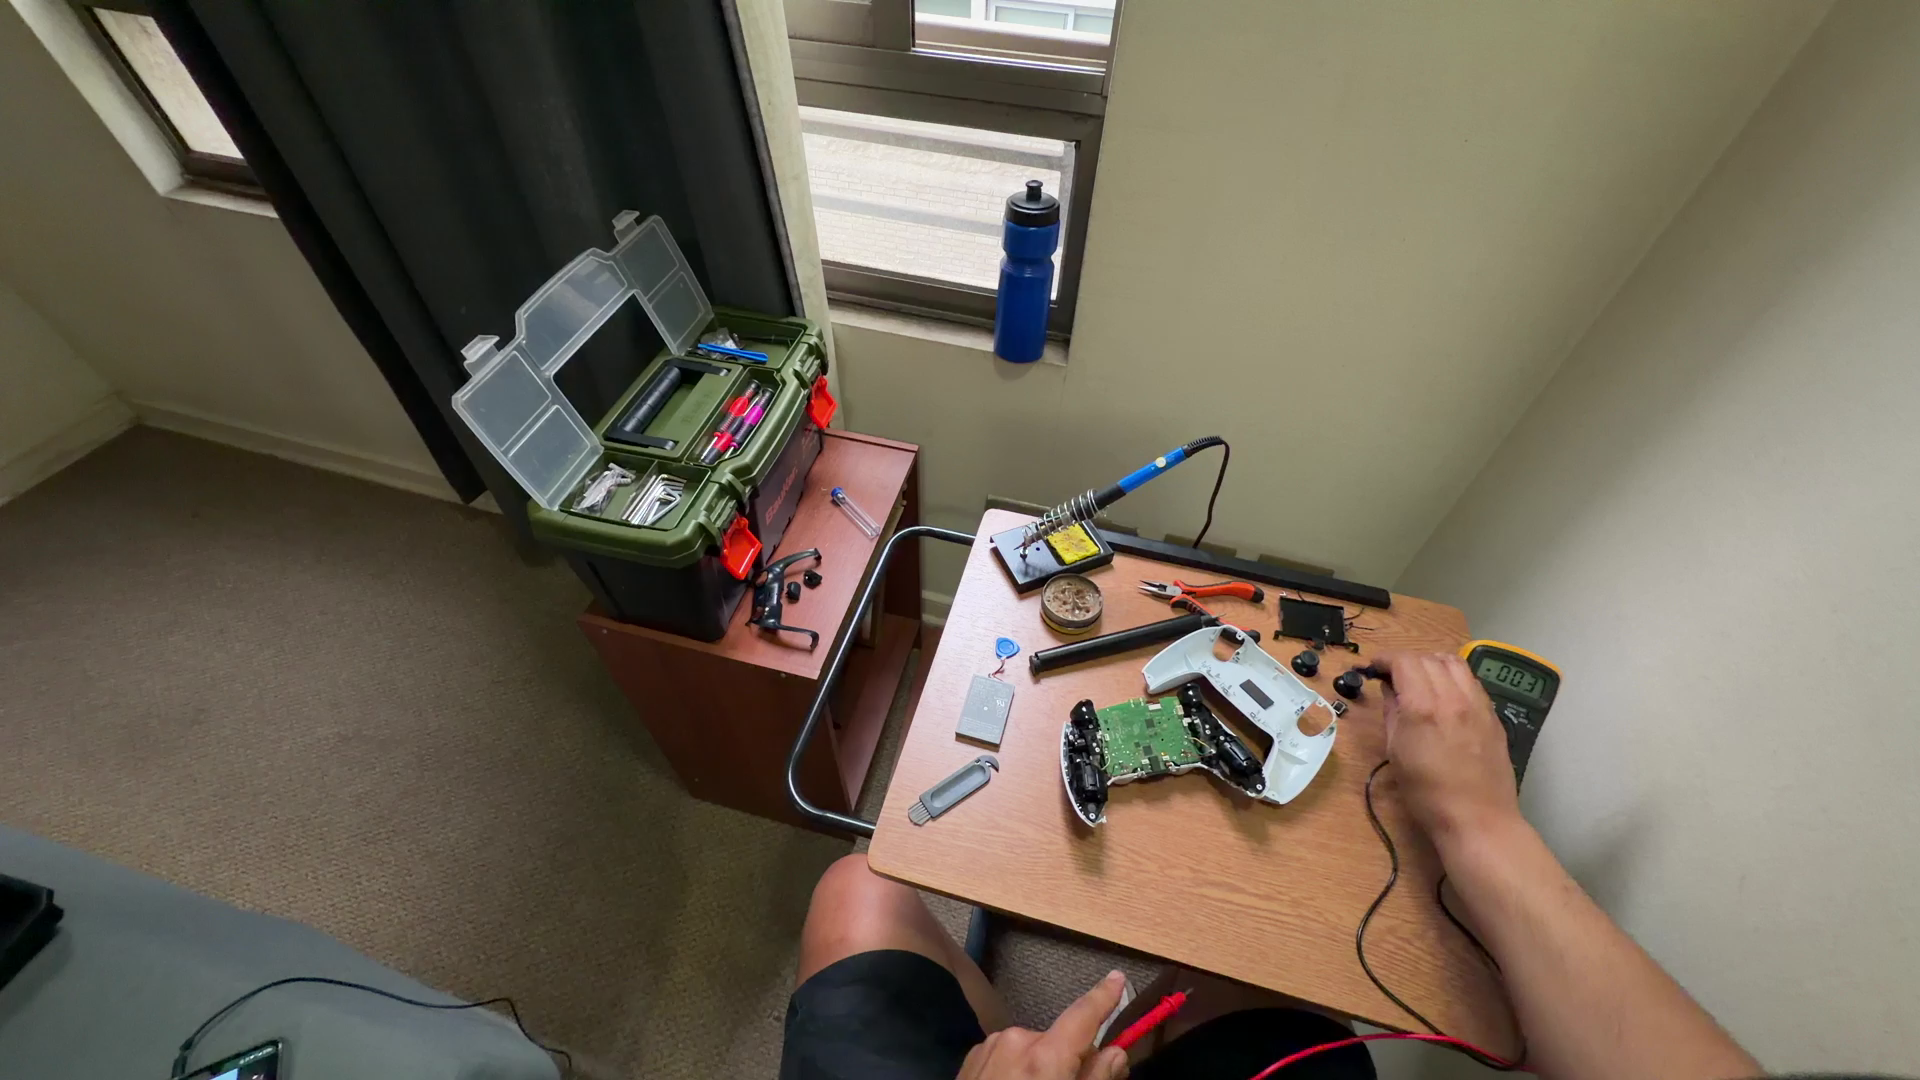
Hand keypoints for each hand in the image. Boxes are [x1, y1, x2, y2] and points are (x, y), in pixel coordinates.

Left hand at [956, 970, 1129, 1079]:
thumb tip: (1115, 1052)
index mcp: (1044, 1056)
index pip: (1082, 1016)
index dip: (1103, 997)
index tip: (1117, 977)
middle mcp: (1016, 1040)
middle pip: (1057, 1042)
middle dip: (1067, 1061)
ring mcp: (990, 1046)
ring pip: (1031, 1050)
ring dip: (1038, 1069)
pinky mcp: (972, 1057)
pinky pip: (1007, 1058)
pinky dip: (1016, 1073)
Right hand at [1368, 652, 1522, 841]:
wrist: (1477, 819)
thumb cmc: (1426, 791)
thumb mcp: (1396, 750)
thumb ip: (1392, 712)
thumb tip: (1390, 689)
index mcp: (1423, 708)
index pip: (1404, 661)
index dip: (1385, 659)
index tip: (1374, 667)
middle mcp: (1453, 699)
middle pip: (1428, 658)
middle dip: (1406, 660)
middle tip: (1393, 675)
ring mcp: (1478, 707)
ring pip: (1455, 663)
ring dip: (1432, 663)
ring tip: (1420, 679)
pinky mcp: (1493, 718)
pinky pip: (1472, 682)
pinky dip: (1453, 678)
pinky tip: (1444, 695)